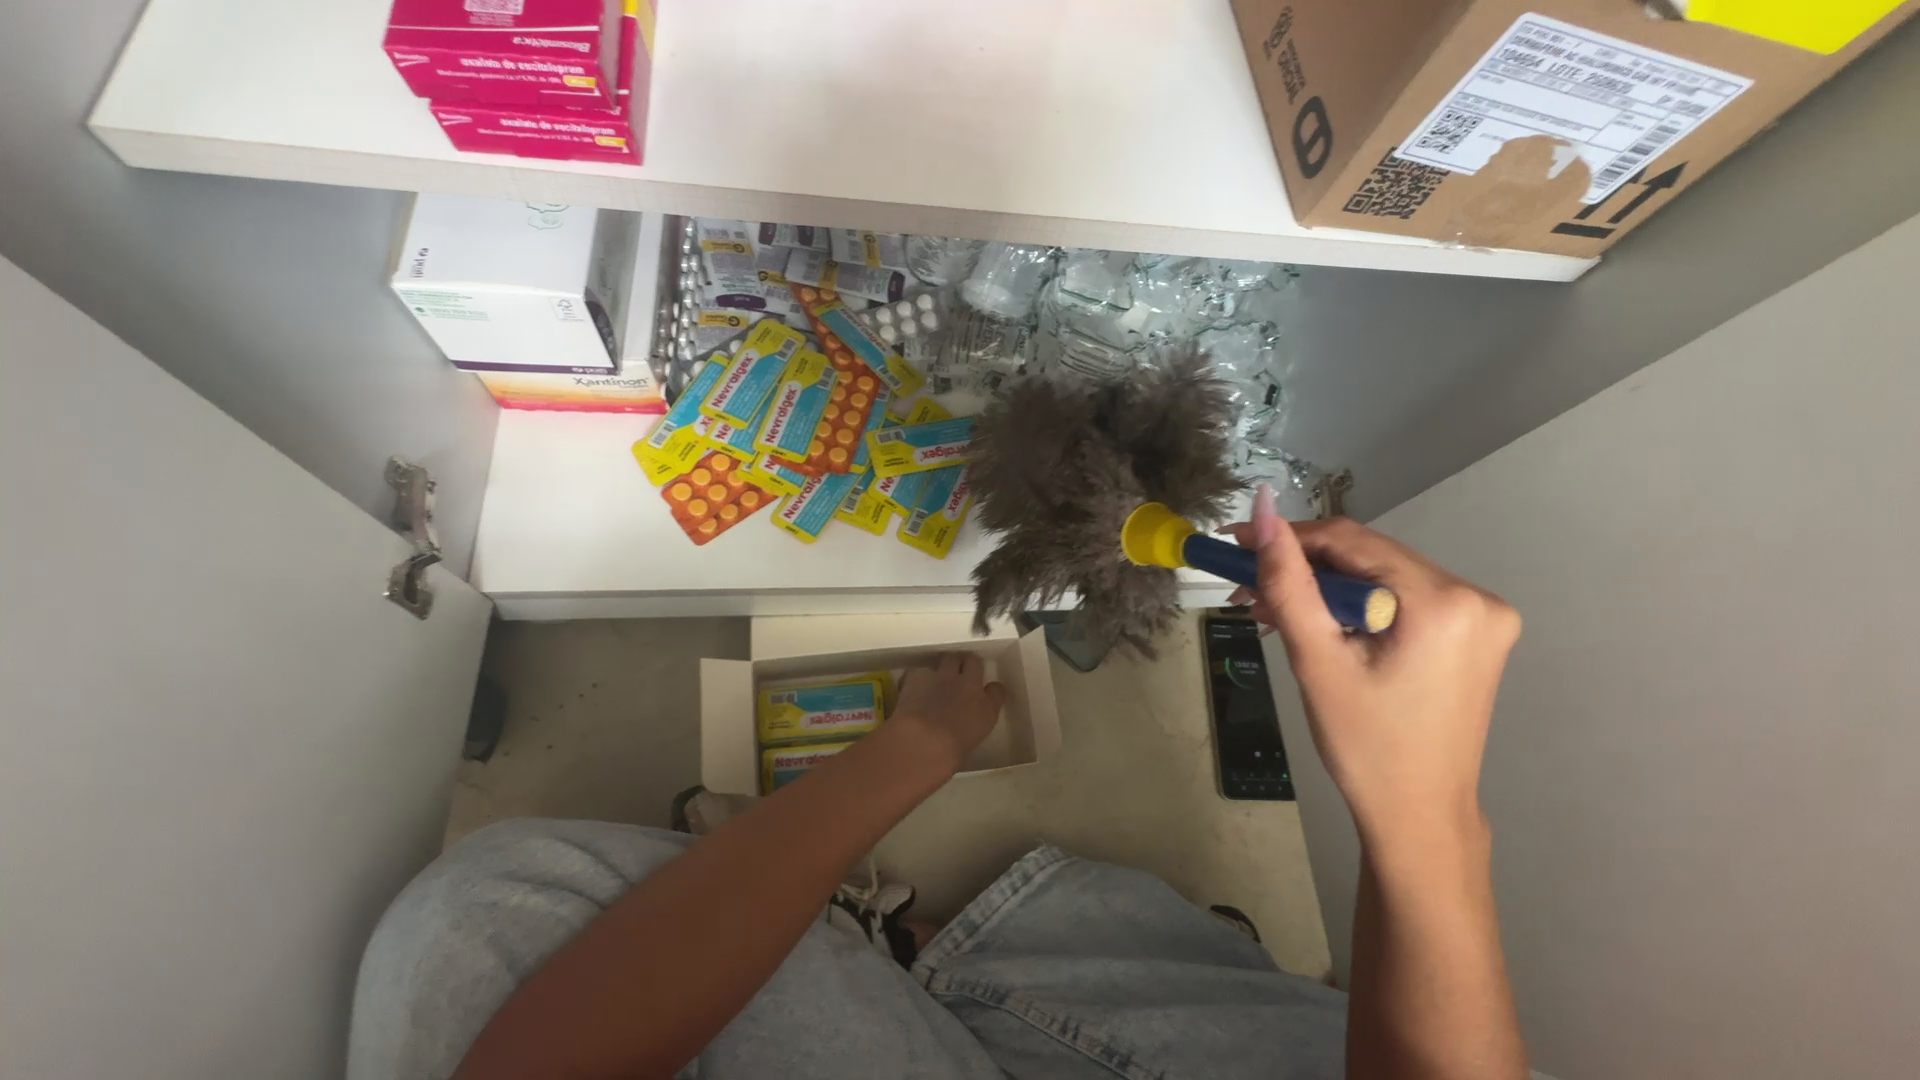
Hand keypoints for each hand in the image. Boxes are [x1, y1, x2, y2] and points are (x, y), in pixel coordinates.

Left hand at [890, 653, 1007, 772]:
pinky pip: (921, 670)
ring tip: (939, 676)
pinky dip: (919, 677)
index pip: (997, 690)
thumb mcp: (968, 745)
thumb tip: (961, 728)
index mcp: (986, 709)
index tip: (987, 692)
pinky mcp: (919, 675)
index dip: (991, 689)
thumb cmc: (948, 756)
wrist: (922, 742)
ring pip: (950, 658)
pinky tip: (913, 687)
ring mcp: (944, 677)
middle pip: (974, 662)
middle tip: (961, 673)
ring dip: (946, 665)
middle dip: (968, 665)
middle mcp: (968, 686)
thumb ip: (968, 729)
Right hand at [1229, 485, 1519, 849]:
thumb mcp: (1317, 660)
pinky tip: (1319, 625)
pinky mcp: (1473, 631)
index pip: (1350, 541)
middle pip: (1367, 555)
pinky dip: (1354, 604)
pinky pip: (1400, 595)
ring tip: (1273, 613)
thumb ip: (1288, 582)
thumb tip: (1260, 512)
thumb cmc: (1364, 745)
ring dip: (1323, 587)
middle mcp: (1475, 596)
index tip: (1234, 545)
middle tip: (1246, 591)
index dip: (1286, 537)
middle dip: (1302, 568)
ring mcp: (1481, 614)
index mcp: (1444, 602)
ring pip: (1380, 574)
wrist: (1418, 812)